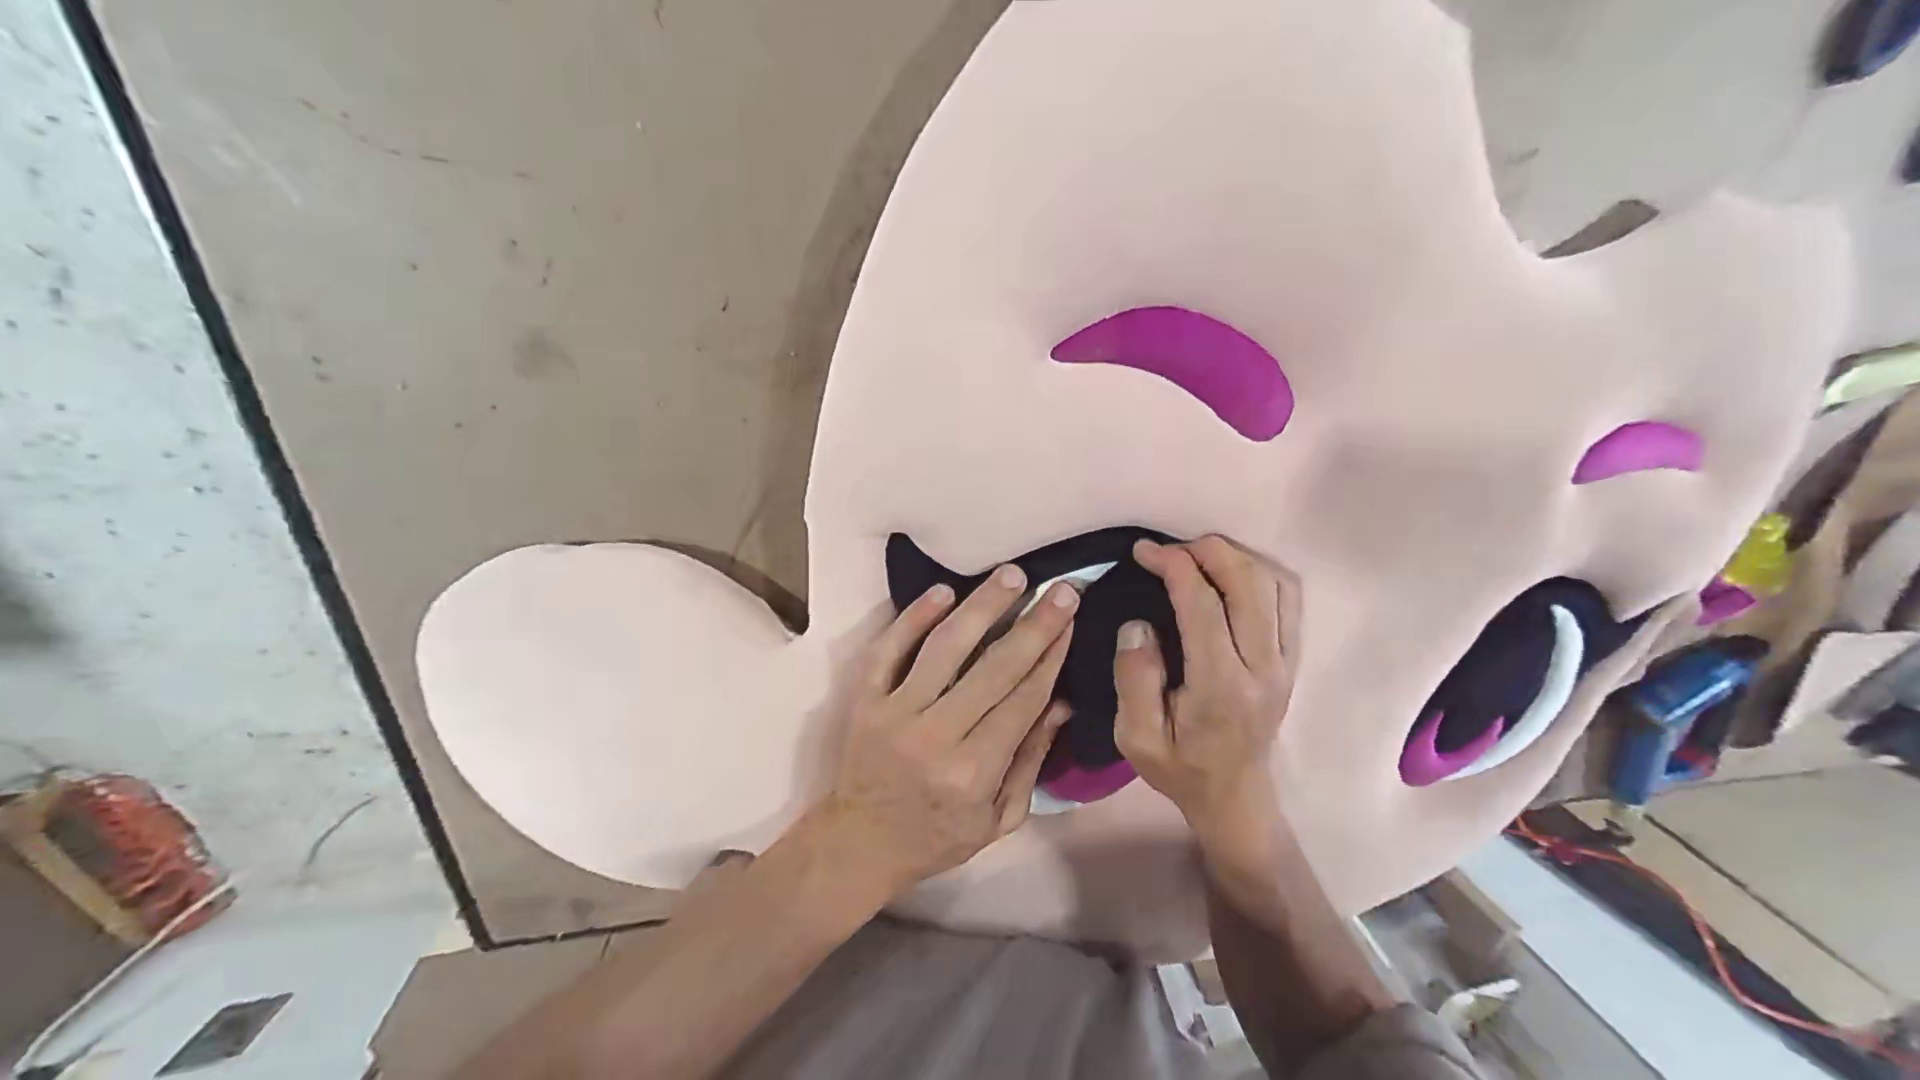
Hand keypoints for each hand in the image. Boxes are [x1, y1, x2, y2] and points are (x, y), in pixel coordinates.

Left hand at [809, 565, 1077, 900]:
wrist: (859, 842)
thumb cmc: (937, 836)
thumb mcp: (999, 818)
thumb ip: (1030, 760)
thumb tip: (1061, 702)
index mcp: (974, 771)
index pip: (1023, 699)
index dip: (1051, 656)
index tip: (1070, 621)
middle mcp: (937, 736)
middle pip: (995, 667)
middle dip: (1034, 624)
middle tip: (1061, 588)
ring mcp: (896, 713)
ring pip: (945, 647)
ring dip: (982, 606)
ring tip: (1011, 575)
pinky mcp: (866, 700)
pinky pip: (889, 649)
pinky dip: (914, 617)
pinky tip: (944, 591)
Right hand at [1114, 536, 1299, 835]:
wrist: (1234, 796)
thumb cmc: (1179, 767)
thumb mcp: (1135, 737)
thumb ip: (1134, 679)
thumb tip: (1138, 624)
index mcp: (1221, 688)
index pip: (1203, 605)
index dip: (1173, 566)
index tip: (1144, 552)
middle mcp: (1263, 669)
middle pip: (1249, 583)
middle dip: (1207, 551)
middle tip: (1169, 548)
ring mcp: (1285, 662)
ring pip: (1275, 583)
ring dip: (1235, 557)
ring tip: (1196, 555)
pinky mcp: (1291, 658)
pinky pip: (1287, 598)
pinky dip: (1259, 572)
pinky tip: (1229, 572)